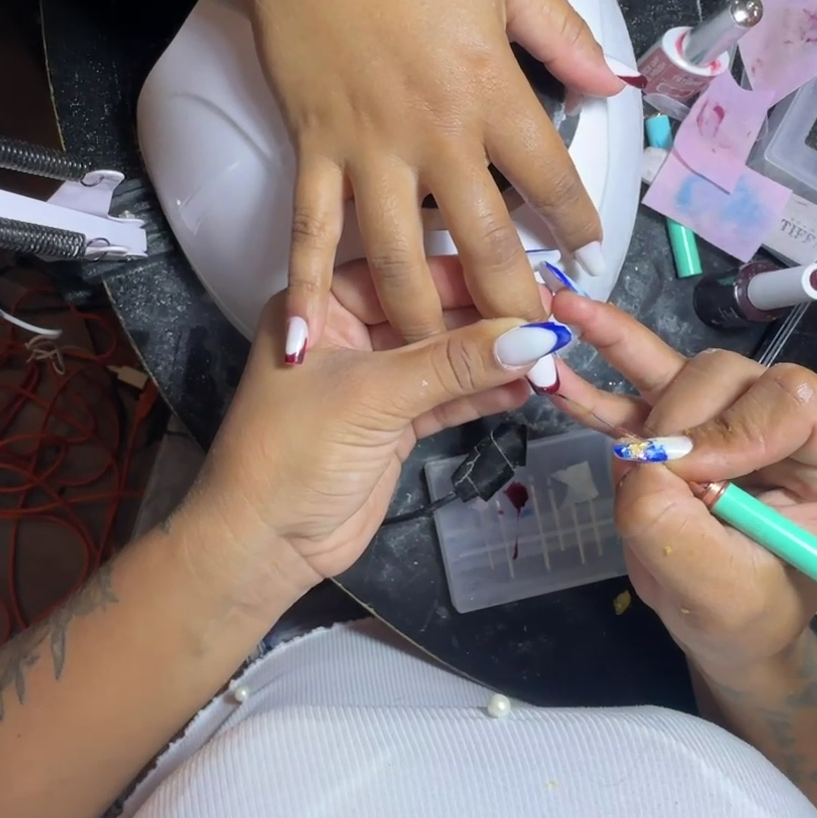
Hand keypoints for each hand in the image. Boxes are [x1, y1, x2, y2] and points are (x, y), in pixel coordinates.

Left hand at [190, 258, 569, 591]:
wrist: (265, 544)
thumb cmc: (295, 451)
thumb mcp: (373, 396)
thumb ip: (454, 364)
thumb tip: (535, 335)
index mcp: (322, 306)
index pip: (403, 272)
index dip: (465, 276)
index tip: (529, 279)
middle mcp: (348, 334)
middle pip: (428, 314)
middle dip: (486, 322)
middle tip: (551, 320)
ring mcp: (373, 381)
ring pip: (442, 359)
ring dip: (491, 362)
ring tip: (550, 356)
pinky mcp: (393, 422)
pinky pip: (445, 398)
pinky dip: (480, 396)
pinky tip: (523, 389)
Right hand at [213, 0, 625, 356]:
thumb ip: (563, 33)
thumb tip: (612, 86)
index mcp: (489, 89)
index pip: (549, 178)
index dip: (577, 227)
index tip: (588, 263)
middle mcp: (434, 135)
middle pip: (485, 241)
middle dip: (515, 305)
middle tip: (533, 356)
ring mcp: (368, 152)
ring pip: (400, 257)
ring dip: (425, 320)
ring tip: (447, 366)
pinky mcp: (313, 156)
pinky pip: (308, 234)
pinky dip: (302, 289)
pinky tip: (301, 343)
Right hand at [546, 291, 816, 680]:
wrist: (723, 628)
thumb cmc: (742, 619)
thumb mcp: (717, 591)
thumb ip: (672, 525)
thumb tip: (631, 458)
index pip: (795, 400)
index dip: (733, 427)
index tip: (691, 477)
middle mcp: (793, 422)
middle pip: (727, 376)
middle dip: (675, 418)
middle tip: (642, 473)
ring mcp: (733, 415)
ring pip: (679, 369)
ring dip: (618, 356)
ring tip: (563, 339)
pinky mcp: (684, 423)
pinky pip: (638, 389)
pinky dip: (595, 384)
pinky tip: (554, 373)